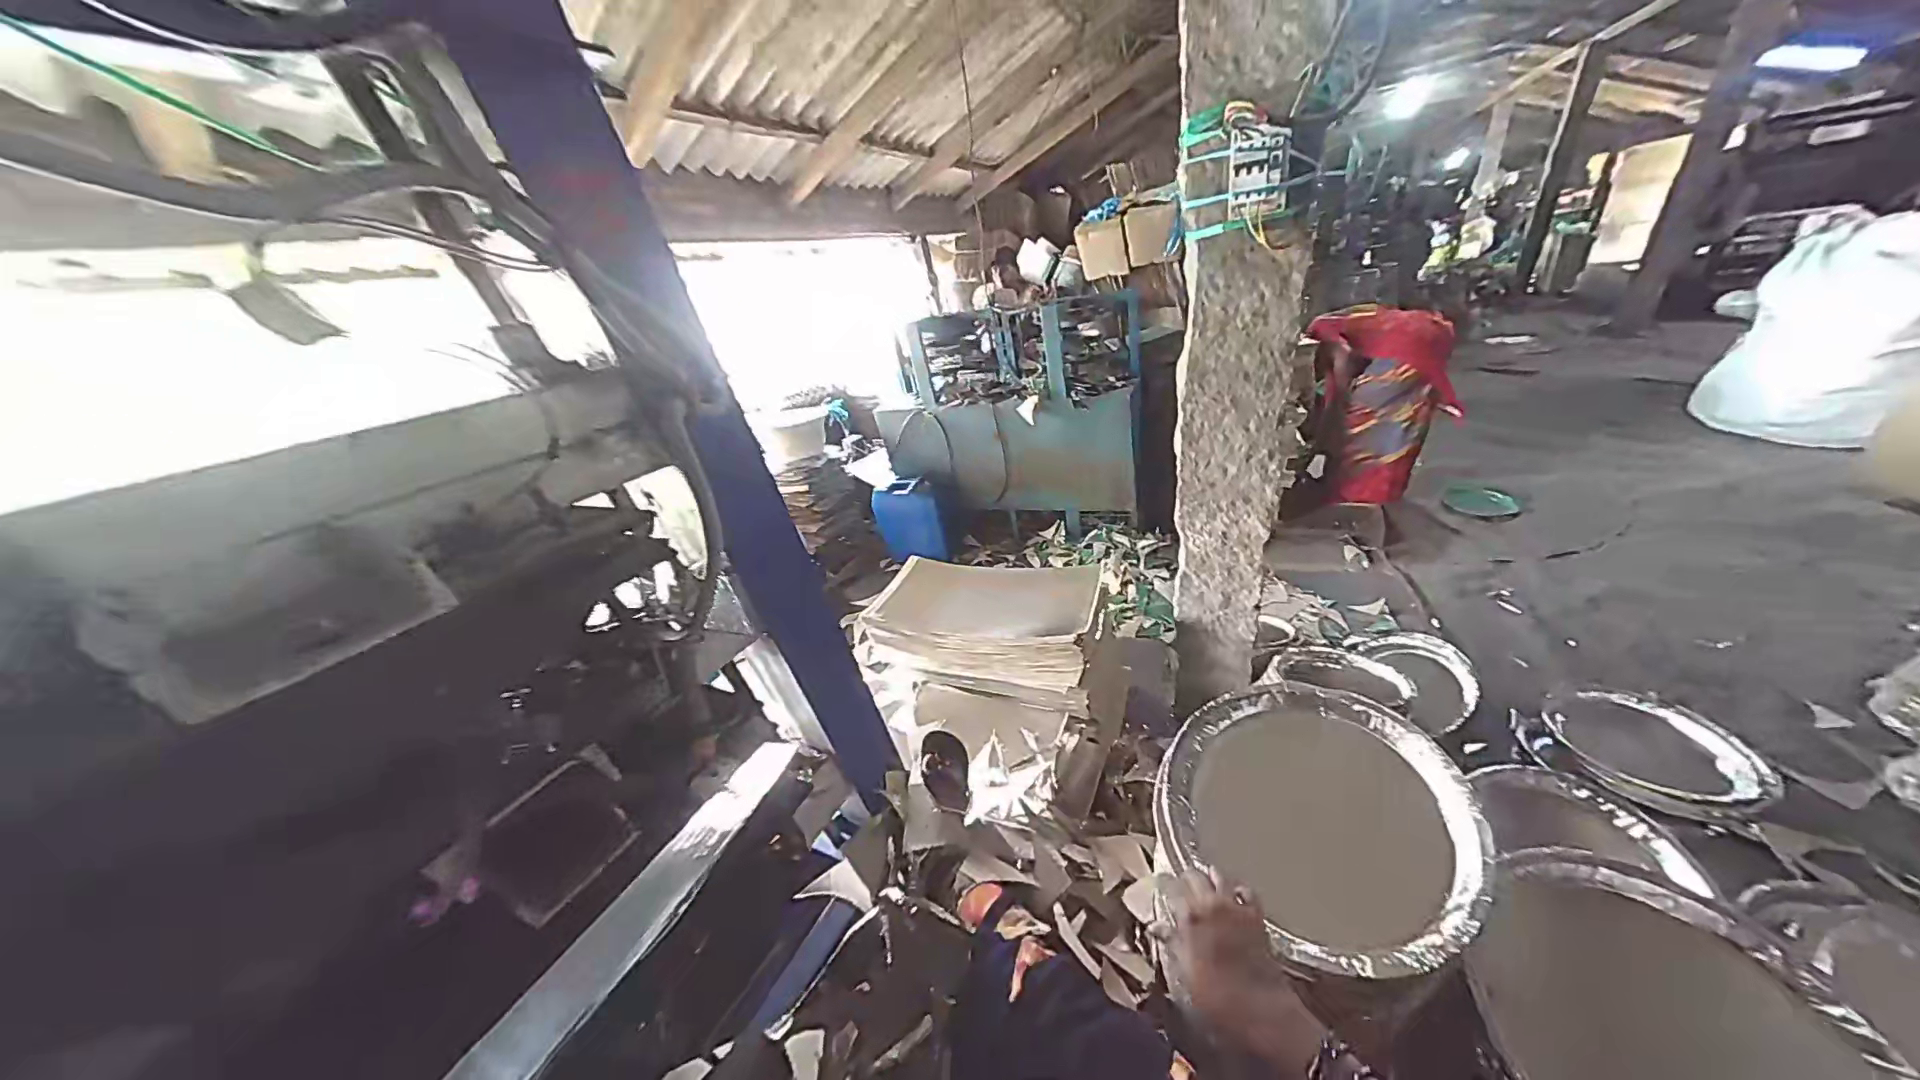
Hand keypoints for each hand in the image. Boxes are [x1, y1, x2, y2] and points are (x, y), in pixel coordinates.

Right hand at [1165, 871, 1327, 1073]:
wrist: (1261, 1009)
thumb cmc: (1216, 995)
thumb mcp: (1185, 970)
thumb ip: (1172, 942)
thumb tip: (1155, 926)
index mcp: (1190, 916)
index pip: (1171, 886)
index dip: (1163, 883)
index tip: (1159, 884)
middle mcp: (1211, 904)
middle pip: (1194, 875)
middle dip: (1185, 877)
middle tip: (1179, 885)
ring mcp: (1236, 907)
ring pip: (1219, 876)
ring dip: (1209, 877)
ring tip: (1204, 883)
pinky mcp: (1256, 916)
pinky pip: (1245, 890)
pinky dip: (1237, 889)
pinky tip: (1234, 895)